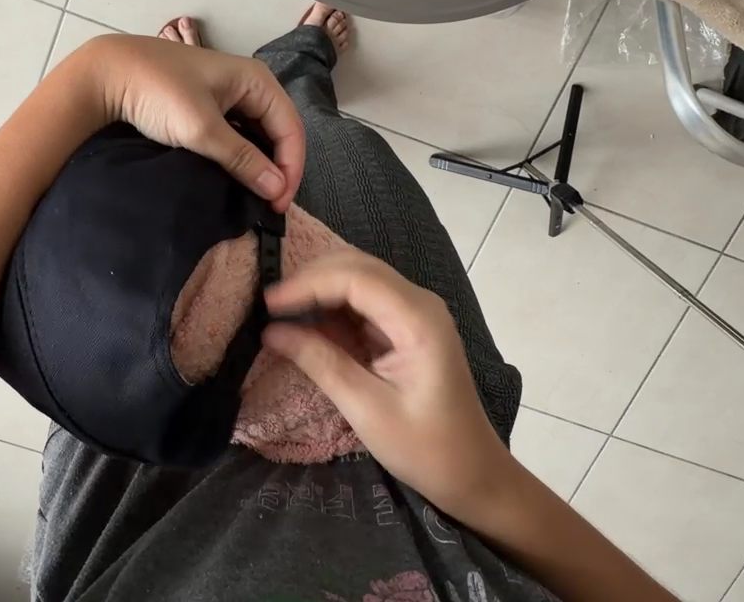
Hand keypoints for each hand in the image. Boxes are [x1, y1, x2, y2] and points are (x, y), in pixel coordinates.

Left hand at [69, 34, 304, 210]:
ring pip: (257, 135)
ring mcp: (227, 95)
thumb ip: (242, 159)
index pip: (290, 129)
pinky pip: (236, 134)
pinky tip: (233, 178)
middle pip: (278, 132)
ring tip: (254, 197)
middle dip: (278, 169)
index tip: (277, 205)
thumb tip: (277, 189)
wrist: (107, 74)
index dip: (290, 169)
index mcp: (256, 80)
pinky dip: (240, 157)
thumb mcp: (202, 129)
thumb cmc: (158, 92)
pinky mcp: (208, 106)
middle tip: (268, 207)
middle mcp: (248, 84)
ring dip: (259, 165)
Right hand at [263, 249, 511, 518]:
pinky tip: (305, 320)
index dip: (308, 283)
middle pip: (356, 267)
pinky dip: (330, 305)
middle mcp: (418, 302)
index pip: (356, 278)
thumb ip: (320, 362)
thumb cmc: (426, 449)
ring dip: (317, 288)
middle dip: (309, 279)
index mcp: (418, 320)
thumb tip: (271, 331)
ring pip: (356, 277)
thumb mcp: (367, 410)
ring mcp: (413, 311)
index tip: (269, 302)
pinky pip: (361, 300)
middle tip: (269, 303)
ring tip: (280, 309)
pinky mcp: (403, 324)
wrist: (474, 475)